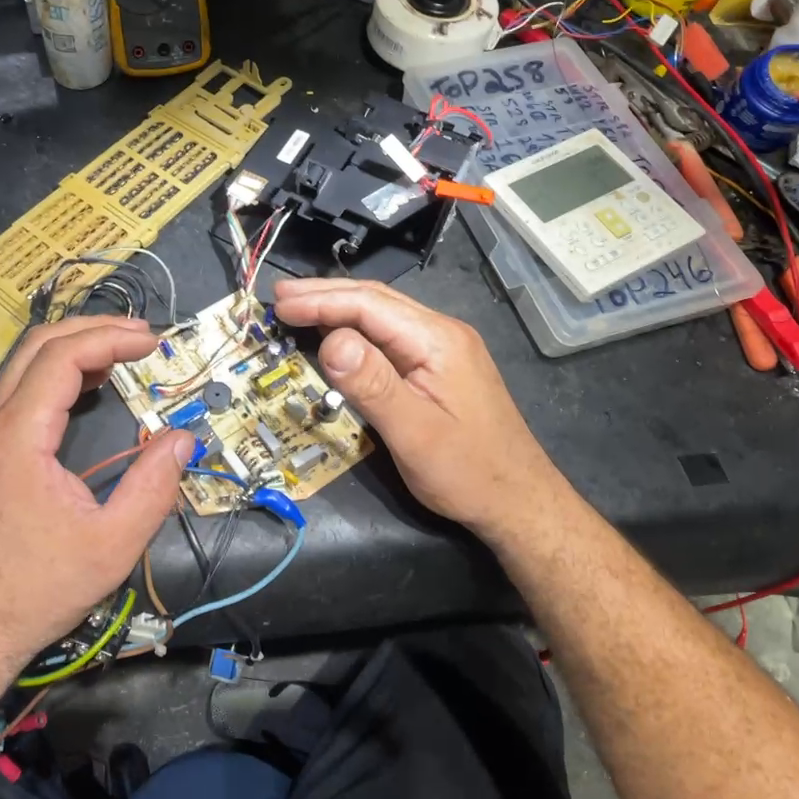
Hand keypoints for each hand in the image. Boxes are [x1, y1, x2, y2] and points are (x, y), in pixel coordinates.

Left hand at [0, 317, 190, 666]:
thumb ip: (153, 487)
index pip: (62, 356)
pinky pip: (23, 385)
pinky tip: (93, 383)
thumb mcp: (113, 544)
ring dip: (76, 345)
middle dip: (95, 329)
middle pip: (40, 344)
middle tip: (144, 337)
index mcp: (19, 436)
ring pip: (27, 360)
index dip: (111, 338)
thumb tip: (182, 439)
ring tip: (126, 351)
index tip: (154, 343)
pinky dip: (60, 369)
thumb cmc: (42, 586)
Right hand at [273, 279, 554, 540]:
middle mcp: (442, 333)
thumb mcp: (414, 433)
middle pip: (376, 301)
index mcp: (437, 341)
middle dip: (325, 296)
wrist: (520, 502)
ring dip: (339, 309)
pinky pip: (390, 336)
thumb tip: (329, 340)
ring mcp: (443, 349)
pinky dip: (356, 329)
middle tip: (278, 299)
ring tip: (297, 308)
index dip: (321, 302)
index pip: (369, 306)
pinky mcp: (440, 367)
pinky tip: (336, 335)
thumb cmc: (467, 472)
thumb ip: (372, 385)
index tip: (279, 307)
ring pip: (383, 315)